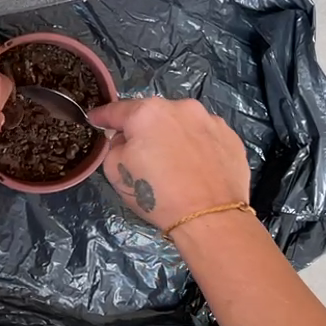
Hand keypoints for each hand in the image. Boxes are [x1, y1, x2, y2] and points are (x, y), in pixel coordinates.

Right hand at [88, 98, 252, 229]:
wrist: (210, 217)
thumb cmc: (157, 195)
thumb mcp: (116, 173)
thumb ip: (114, 147)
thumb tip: (125, 140)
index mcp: (147, 114)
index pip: (117, 111)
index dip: (102, 117)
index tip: (95, 119)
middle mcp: (180, 107)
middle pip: (152, 115)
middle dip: (142, 129)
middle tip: (140, 151)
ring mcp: (210, 120)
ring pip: (181, 123)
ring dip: (172, 135)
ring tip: (173, 162)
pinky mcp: (231, 136)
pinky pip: (204, 135)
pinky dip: (196, 146)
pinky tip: (195, 167)